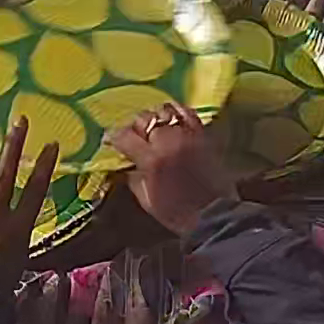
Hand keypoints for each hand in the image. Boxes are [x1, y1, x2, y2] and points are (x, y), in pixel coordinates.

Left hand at [0, 117, 59, 288]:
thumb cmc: (0, 281)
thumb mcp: (23, 257)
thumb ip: (24, 233)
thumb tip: (26, 218)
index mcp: (18, 226)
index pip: (36, 190)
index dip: (44, 166)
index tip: (52, 144)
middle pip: (7, 175)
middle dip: (15, 147)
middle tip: (20, 121)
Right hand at [108, 104, 236, 236]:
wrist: (212, 213)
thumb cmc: (176, 212)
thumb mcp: (146, 199)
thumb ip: (132, 176)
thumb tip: (123, 162)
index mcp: (151, 159)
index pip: (124, 136)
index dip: (114, 137)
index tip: (111, 140)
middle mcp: (168, 141)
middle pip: (143, 119)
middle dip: (135, 127)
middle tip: (134, 137)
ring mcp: (187, 134)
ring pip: (164, 111)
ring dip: (156, 118)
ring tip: (154, 129)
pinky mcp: (203, 134)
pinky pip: (186, 112)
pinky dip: (176, 113)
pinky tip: (172, 120)